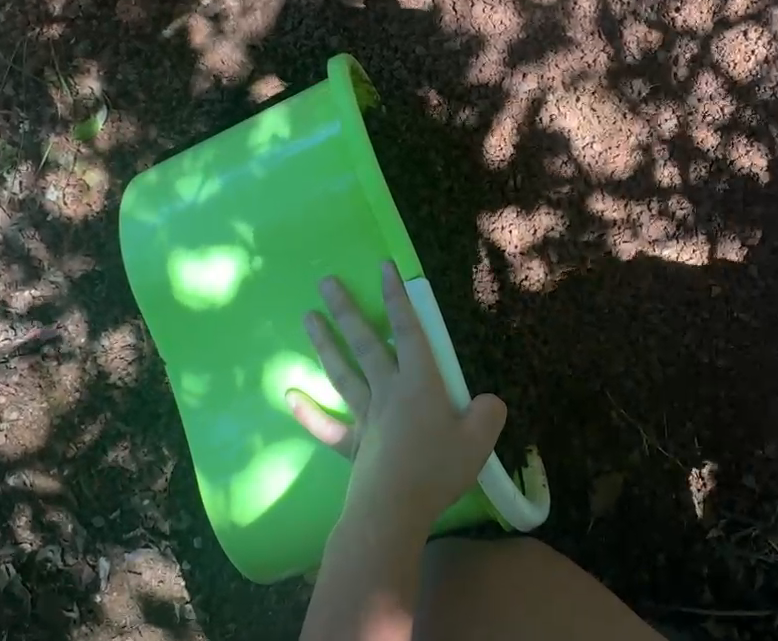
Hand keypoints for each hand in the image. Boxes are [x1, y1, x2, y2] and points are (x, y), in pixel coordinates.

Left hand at [287, 262, 506, 533]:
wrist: (393, 511)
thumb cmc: (437, 470)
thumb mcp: (479, 440)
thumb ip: (488, 414)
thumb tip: (488, 402)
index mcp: (419, 383)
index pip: (408, 330)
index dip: (398, 297)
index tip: (384, 266)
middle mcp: (387, 391)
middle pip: (365, 343)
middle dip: (347, 310)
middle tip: (325, 282)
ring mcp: (365, 417)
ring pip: (342, 373)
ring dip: (325, 344)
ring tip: (308, 318)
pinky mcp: (352, 447)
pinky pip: (327, 427)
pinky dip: (307, 413)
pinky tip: (289, 396)